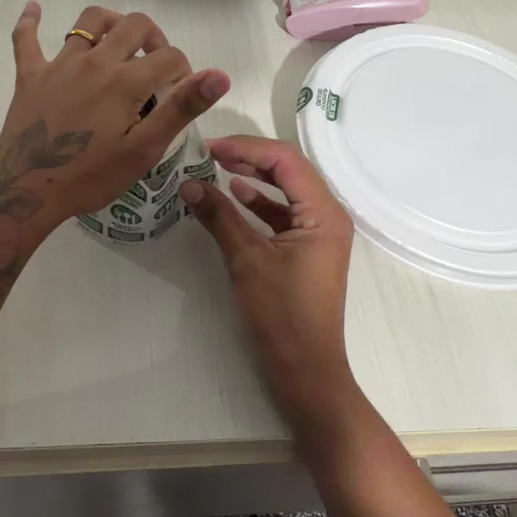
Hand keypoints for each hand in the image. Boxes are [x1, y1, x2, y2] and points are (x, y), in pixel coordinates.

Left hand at [0, 2, 229, 234]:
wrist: (27, 191)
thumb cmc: (91, 175)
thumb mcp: (145, 148)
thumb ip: (182, 107)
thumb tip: (220, 76)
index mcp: (125, 80)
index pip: (169, 57)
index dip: (184, 73)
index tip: (180, 96)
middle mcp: (94, 61)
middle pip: (134, 25)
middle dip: (154, 39)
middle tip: (156, 67)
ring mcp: (59, 64)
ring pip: (89, 21)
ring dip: (111, 23)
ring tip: (119, 41)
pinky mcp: (31, 75)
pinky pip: (26, 39)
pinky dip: (30, 21)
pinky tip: (35, 9)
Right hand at [181, 136, 355, 414]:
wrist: (306, 369)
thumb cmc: (281, 313)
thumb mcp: (246, 259)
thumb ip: (219, 215)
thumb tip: (187, 182)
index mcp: (324, 212)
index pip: (285, 160)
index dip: (247, 147)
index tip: (209, 148)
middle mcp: (328, 215)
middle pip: (289, 169)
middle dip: (250, 156)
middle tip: (210, 153)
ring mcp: (320, 232)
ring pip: (286, 189)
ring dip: (254, 176)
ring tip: (217, 168)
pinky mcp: (308, 248)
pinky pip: (284, 211)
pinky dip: (259, 201)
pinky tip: (235, 196)